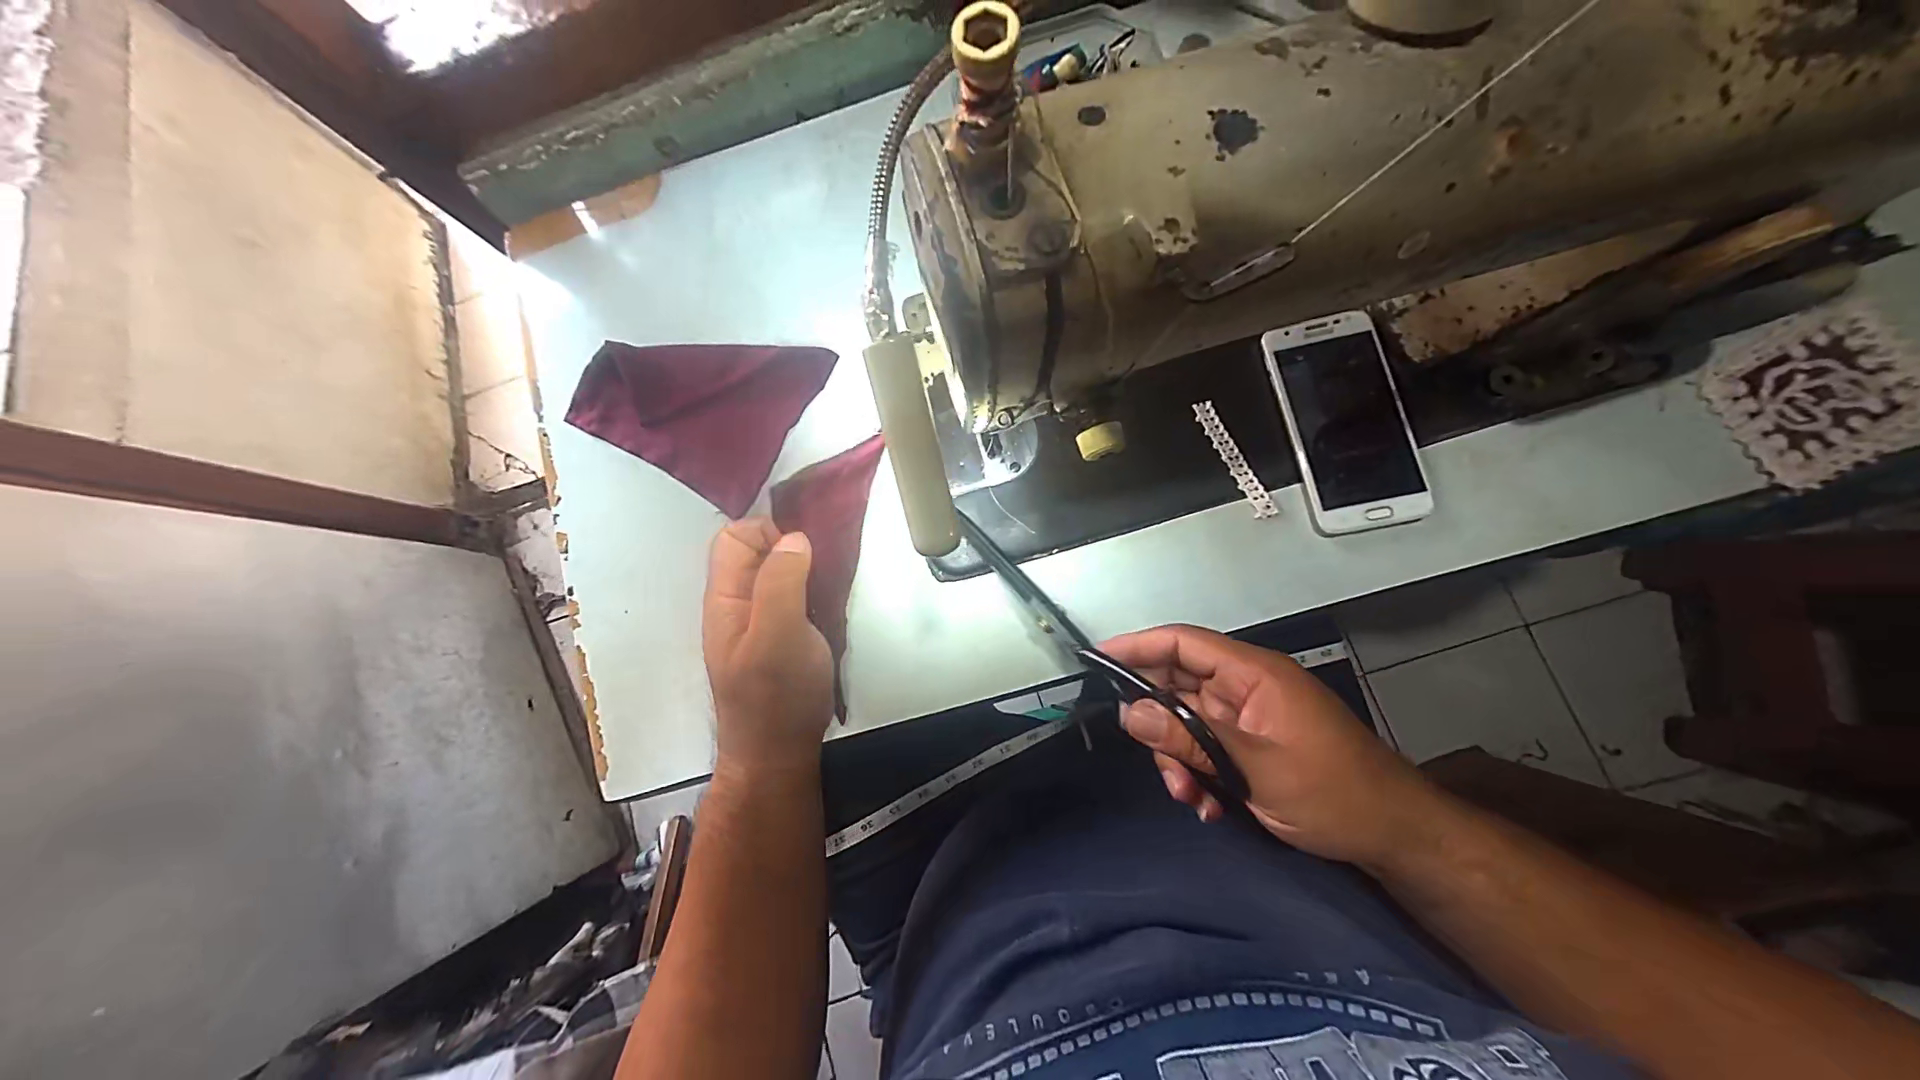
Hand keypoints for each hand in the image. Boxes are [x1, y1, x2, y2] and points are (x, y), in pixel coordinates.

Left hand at [702, 519, 834, 773]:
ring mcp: (761, 621)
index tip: (805, 554)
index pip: (734, 536)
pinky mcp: (783, 637)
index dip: (768, 532)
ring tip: (834, 588)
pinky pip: (796, 597)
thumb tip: (795, 538)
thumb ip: (782, 582)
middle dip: (794, 549)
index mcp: (726, 598)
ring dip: (809, 572)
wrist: (778, 756)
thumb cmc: (776, 697)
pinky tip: (832, 608)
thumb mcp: (778, 635)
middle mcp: (739, 604)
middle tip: (826, 571)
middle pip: (758, 551)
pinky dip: (815, 593)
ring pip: (781, 574)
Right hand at [1102, 624, 1447, 868]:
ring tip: (1189, 794)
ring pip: (1184, 724)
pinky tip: (1207, 804)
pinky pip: (1202, 748)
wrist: (1392, 836)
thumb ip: (1188, 736)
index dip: (1137, 646)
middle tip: (1152, 757)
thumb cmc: (1335, 792)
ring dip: (1177, 758)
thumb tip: (1130, 713)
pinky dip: (1196, 773)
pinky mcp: (1247, 745)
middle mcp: (1244, 689)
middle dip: (1157, 724)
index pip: (1182, 643)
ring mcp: (1245, 718)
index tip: (1098, 660)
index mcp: (1252, 674)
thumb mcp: (1254, 766)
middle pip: (1176, 686)